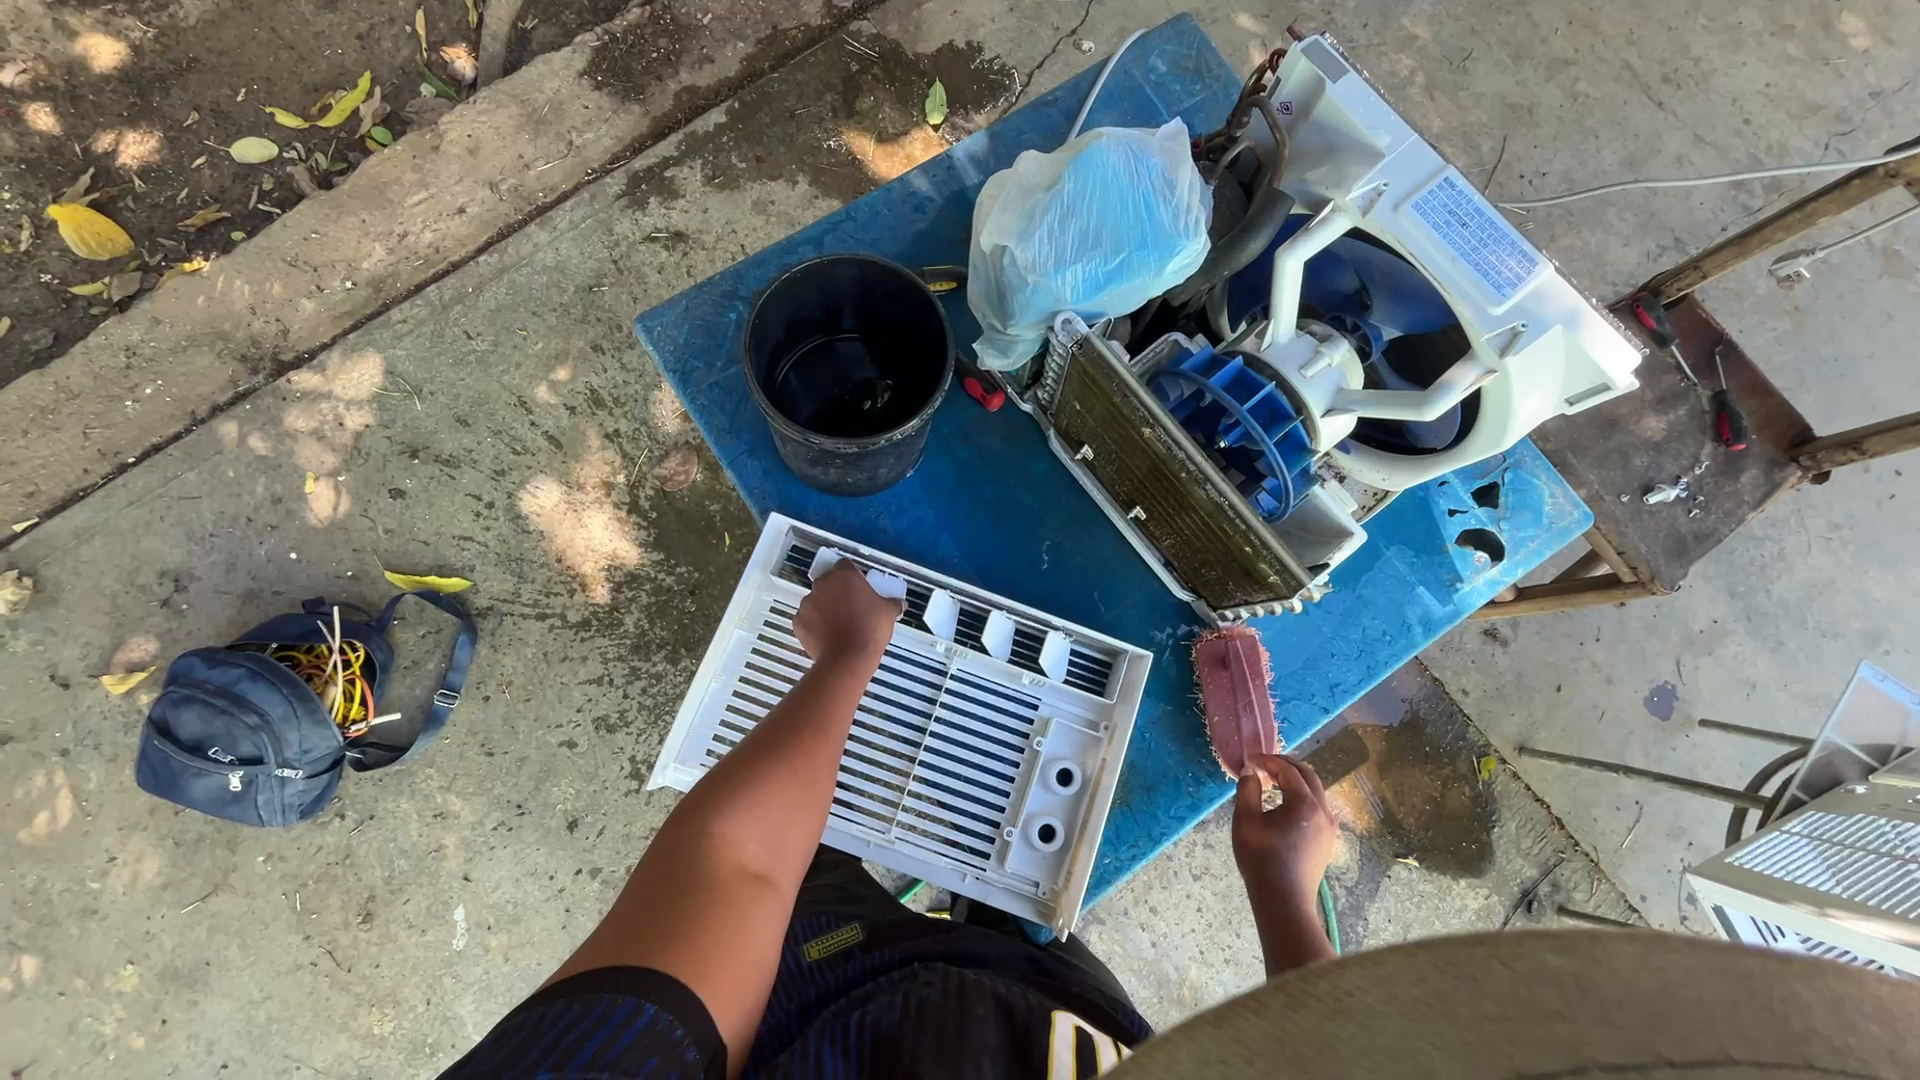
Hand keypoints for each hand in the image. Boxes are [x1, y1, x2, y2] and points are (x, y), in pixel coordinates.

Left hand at [792, 561, 902, 667]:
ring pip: (816, 600)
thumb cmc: (869, 630)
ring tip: (838, 624)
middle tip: (850, 607)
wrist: (848, 658)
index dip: (852, 575)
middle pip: (828, 582)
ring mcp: (807, 602)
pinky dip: (814, 624)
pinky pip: (807, 618)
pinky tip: (827, 635)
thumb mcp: (888, 613)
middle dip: (837, 591)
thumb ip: (893, 603)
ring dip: (824, 607)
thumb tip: (900, 603)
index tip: (858, 587)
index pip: (845, 565)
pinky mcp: (798, 621)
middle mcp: (822, 584)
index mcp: (844, 576)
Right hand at [1231, 753, 1335, 915]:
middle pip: (1308, 775)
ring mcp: (1329, 827)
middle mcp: (1323, 811)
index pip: (1288, 770)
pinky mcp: (1327, 840)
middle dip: (1286, 764)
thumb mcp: (1246, 820)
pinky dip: (1301, 795)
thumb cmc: (1261, 859)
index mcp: (1305, 803)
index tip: (1250, 759)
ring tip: (1272, 779)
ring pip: (1315, 791)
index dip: (1268, 760)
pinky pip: (1317, 806)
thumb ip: (1248, 790)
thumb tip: (1251, 771)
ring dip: (1295, 779)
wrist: (1283, 900)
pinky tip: (1285, 803)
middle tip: (1264, 762)